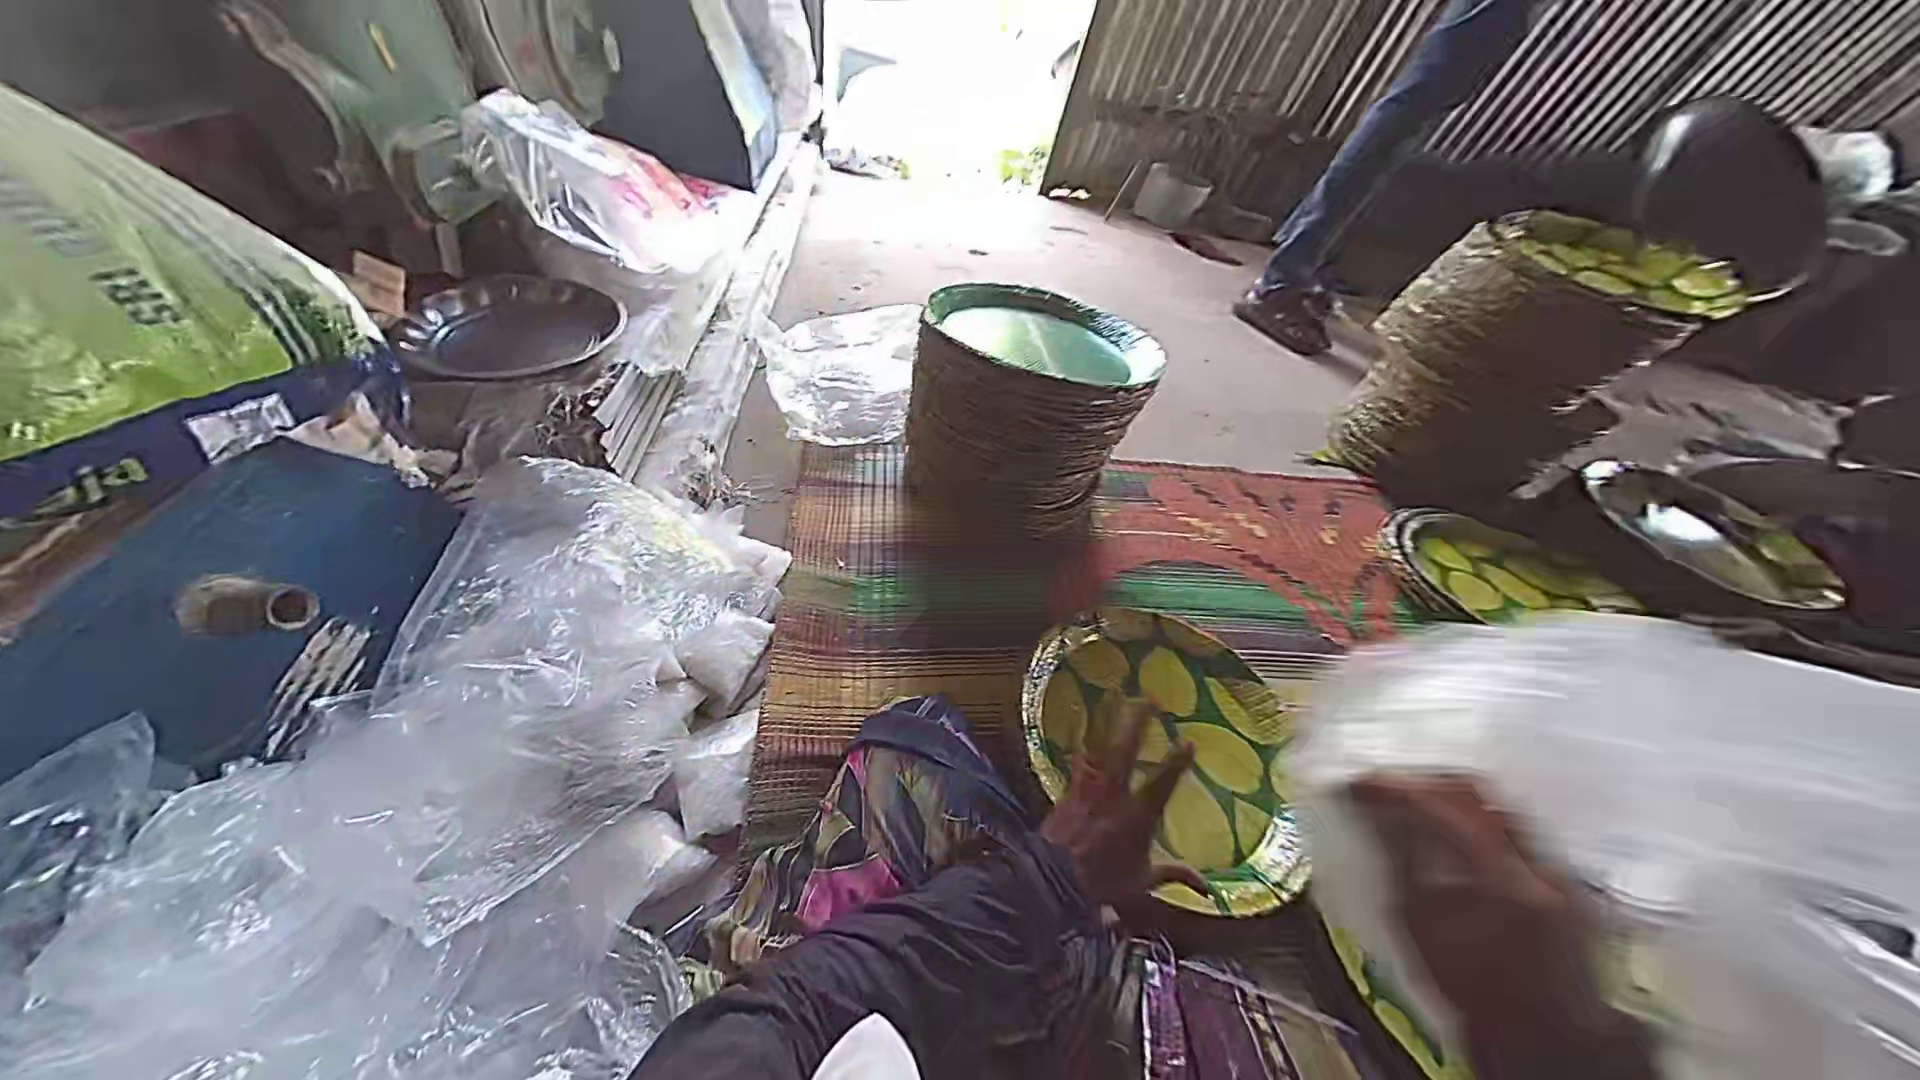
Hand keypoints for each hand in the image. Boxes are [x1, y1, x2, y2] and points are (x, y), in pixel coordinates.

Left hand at [1040, 699, 1207, 906]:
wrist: (1054, 876)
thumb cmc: (1103, 881)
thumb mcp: (1142, 881)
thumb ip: (1174, 875)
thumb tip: (1206, 888)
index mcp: (1137, 815)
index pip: (1162, 784)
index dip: (1177, 763)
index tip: (1189, 742)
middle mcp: (1113, 794)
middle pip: (1127, 750)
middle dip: (1138, 723)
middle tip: (1147, 700)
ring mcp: (1089, 787)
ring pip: (1102, 747)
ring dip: (1109, 722)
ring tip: (1115, 697)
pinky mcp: (1070, 788)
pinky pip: (1081, 761)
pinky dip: (1086, 749)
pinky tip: (1087, 738)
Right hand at [1351, 775, 1632, 1068]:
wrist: (1547, 1045)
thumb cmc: (1471, 988)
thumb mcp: (1420, 925)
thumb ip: (1399, 859)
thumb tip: (1370, 810)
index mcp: (1503, 882)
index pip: (1440, 808)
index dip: (1393, 788)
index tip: (1357, 781)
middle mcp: (1540, 867)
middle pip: (1475, 793)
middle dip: (1422, 781)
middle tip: (1383, 785)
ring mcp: (1559, 874)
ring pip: (1497, 806)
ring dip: (1448, 797)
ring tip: (1410, 801)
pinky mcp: (1564, 882)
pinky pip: (1511, 828)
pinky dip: (1472, 817)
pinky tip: (1447, 828)